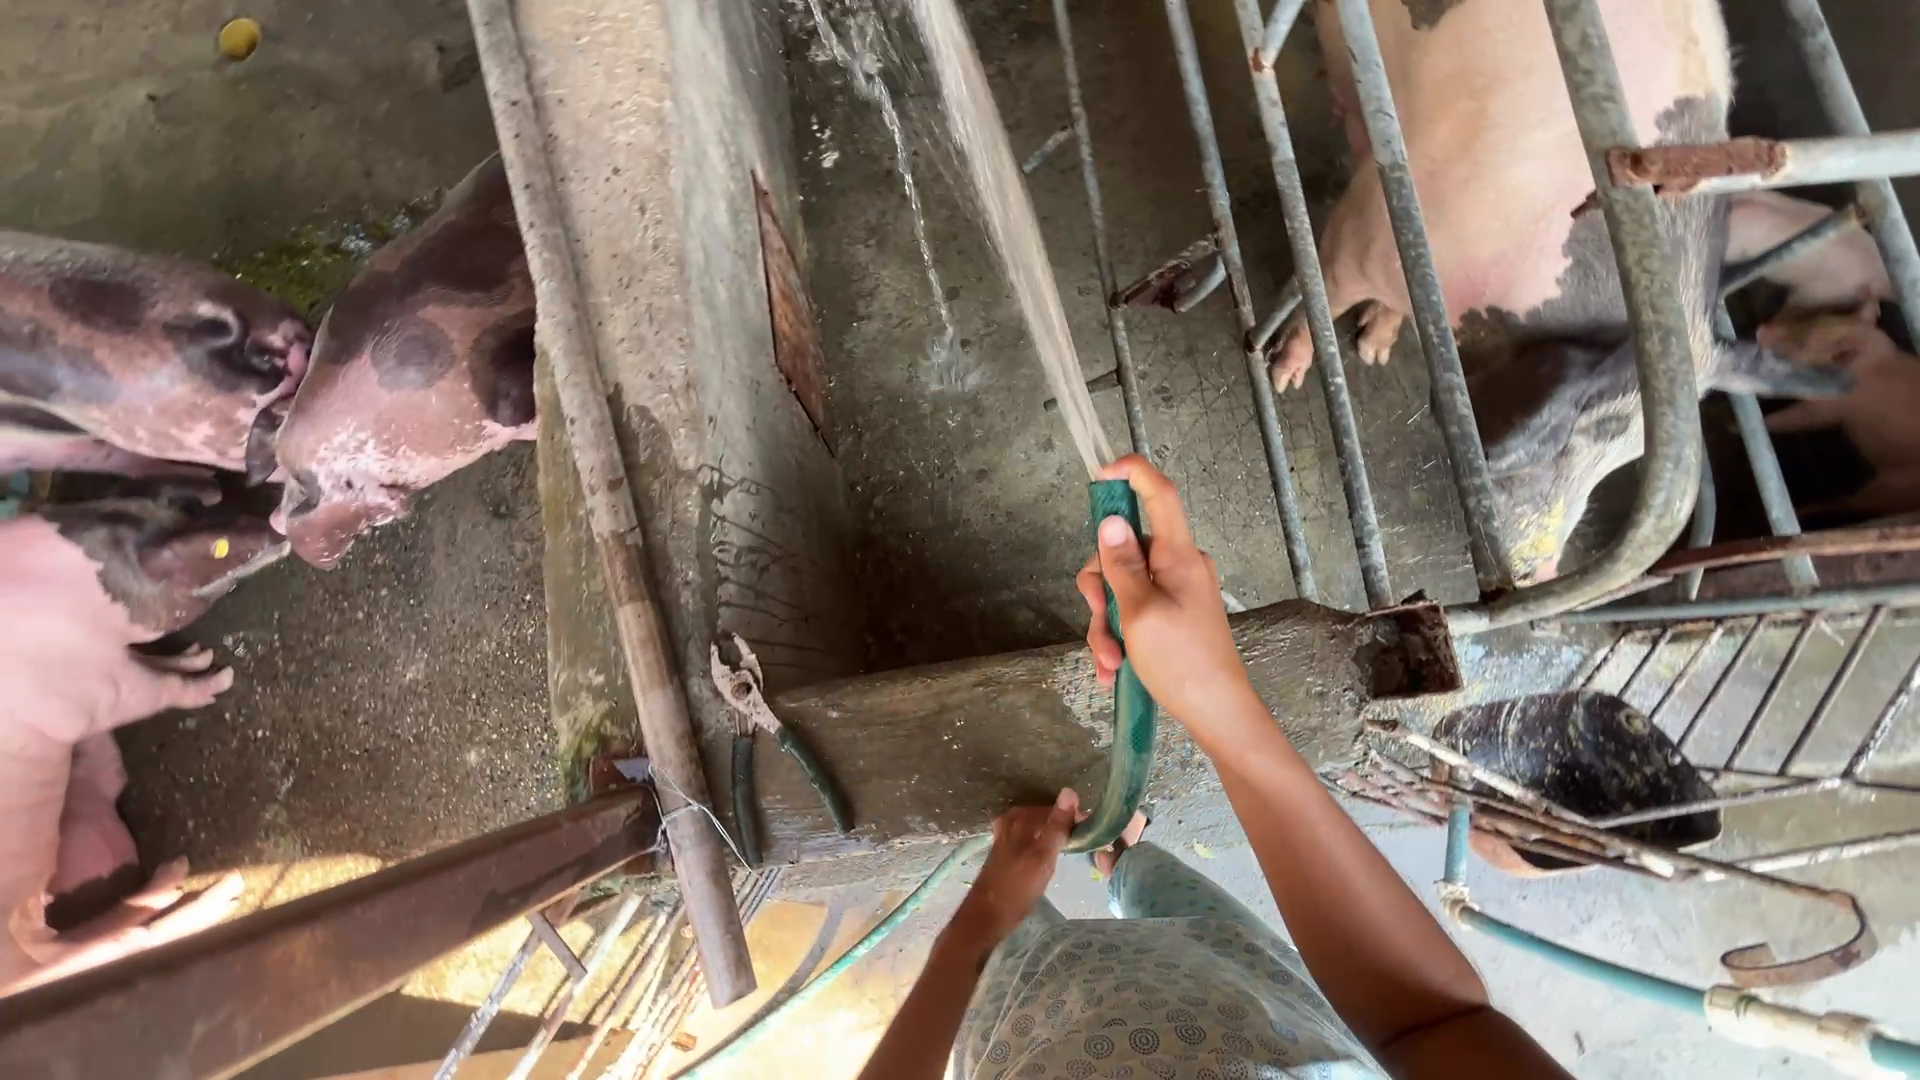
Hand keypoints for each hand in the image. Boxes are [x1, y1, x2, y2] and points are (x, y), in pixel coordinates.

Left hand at [952, 789, 1079, 948]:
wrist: (987, 916)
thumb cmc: (1017, 888)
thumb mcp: (1043, 856)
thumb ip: (1057, 825)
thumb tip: (1070, 791)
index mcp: (1020, 816)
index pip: (1057, 809)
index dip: (1077, 820)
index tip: (1095, 834)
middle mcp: (1012, 819)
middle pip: (1048, 817)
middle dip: (1068, 827)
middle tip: (1088, 845)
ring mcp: (1007, 833)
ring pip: (1041, 828)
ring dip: (1057, 836)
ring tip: (1075, 850)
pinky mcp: (1007, 848)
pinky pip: (1032, 838)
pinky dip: (1045, 843)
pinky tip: (1053, 856)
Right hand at [1075, 455, 1257, 727]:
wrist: (1217, 713)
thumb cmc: (1181, 661)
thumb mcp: (1139, 612)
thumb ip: (1120, 565)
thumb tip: (1110, 521)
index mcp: (1178, 554)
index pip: (1159, 494)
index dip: (1132, 473)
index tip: (1099, 474)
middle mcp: (1178, 564)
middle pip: (1122, 551)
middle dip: (1101, 593)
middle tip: (1102, 628)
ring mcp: (1175, 590)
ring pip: (1120, 587)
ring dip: (1106, 624)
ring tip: (1110, 662)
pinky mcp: (1171, 613)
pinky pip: (1133, 610)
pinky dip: (1119, 635)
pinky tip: (1113, 668)